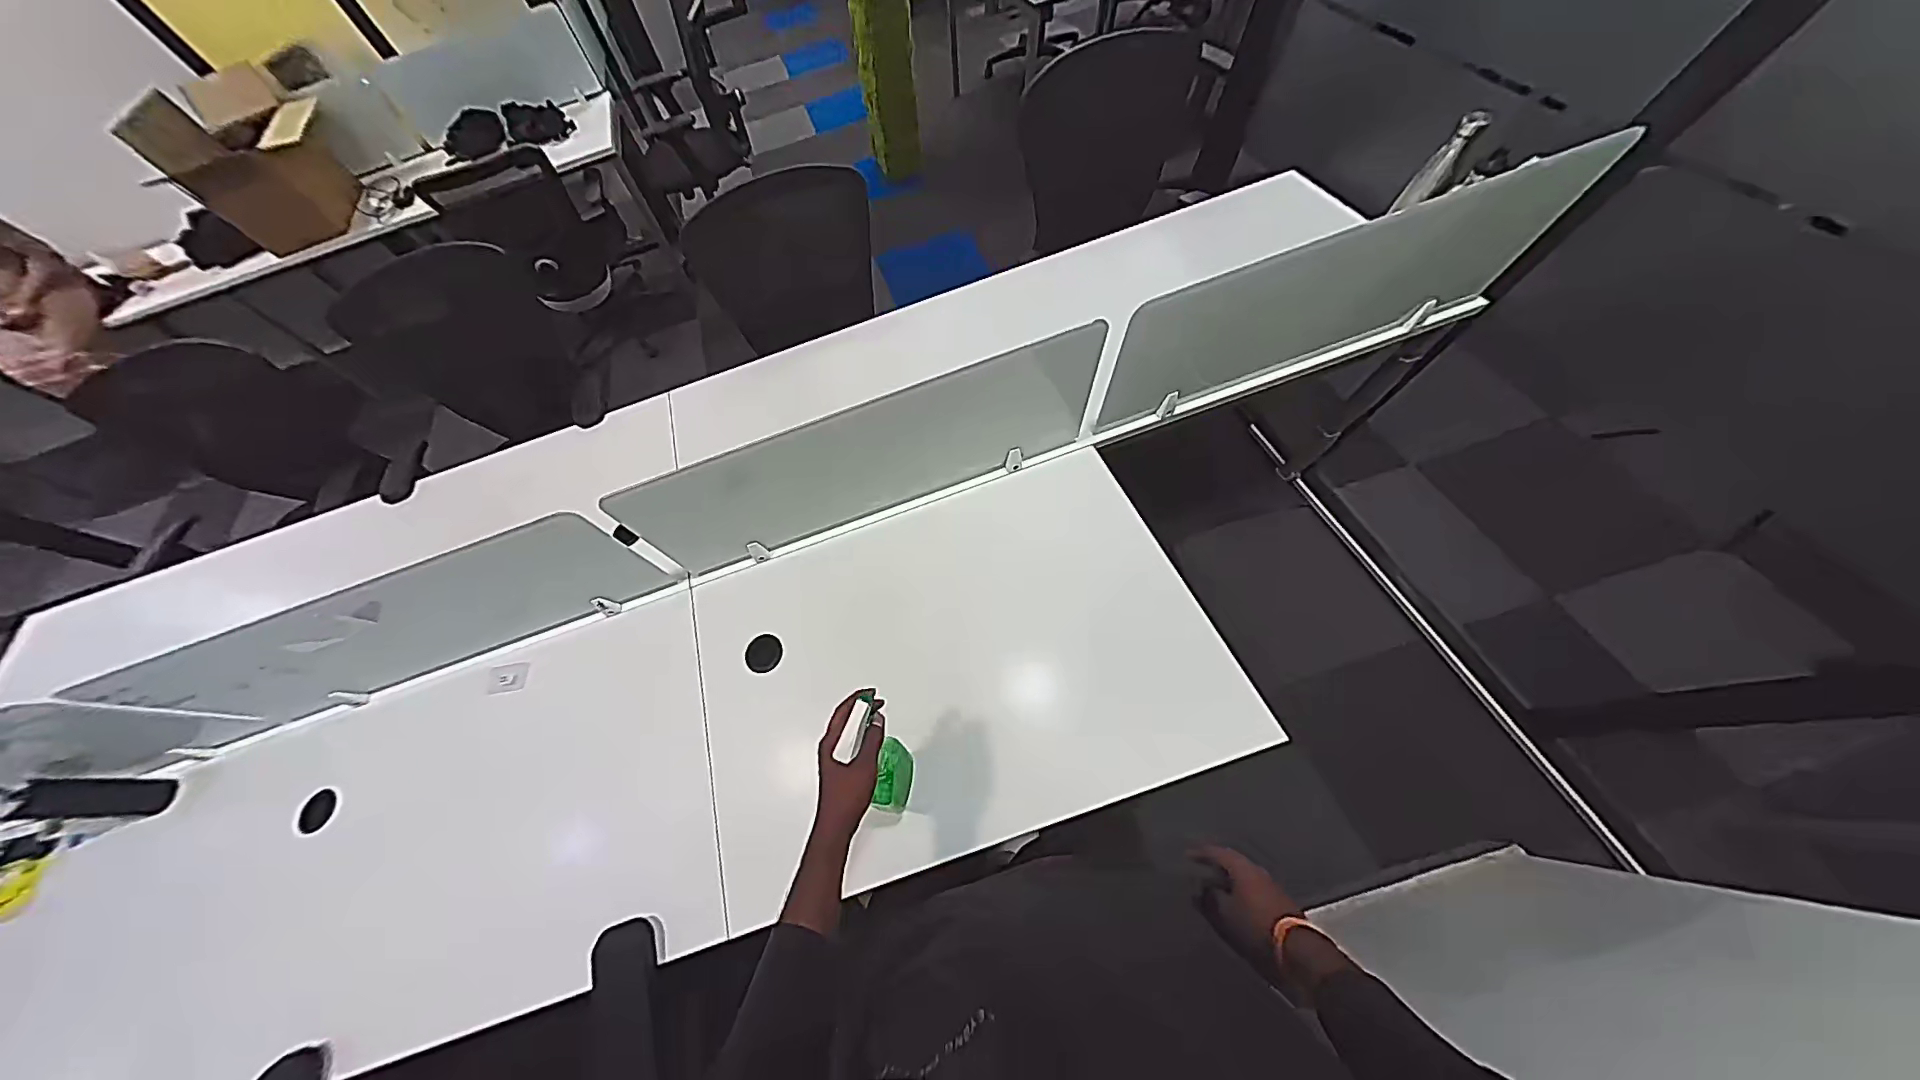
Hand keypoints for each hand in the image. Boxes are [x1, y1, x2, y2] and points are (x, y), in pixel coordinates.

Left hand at [812, 689, 884, 846]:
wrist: (836, 825)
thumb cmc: (845, 799)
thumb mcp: (864, 766)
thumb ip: (872, 741)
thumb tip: (876, 721)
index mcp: (831, 744)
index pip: (843, 712)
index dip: (858, 699)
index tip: (871, 693)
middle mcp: (829, 749)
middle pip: (843, 719)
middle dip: (859, 706)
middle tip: (874, 699)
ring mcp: (832, 759)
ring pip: (846, 730)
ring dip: (860, 719)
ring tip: (873, 713)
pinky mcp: (838, 768)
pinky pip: (849, 741)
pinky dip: (860, 733)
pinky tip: (869, 737)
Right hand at [1190, 844, 1301, 957]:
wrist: (1297, 951)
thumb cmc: (1255, 926)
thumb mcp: (1225, 914)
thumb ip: (1210, 898)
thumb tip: (1202, 888)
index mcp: (1244, 869)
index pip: (1219, 852)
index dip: (1202, 853)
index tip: (1188, 855)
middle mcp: (1258, 872)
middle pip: (1233, 862)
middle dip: (1216, 865)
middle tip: (1201, 869)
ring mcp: (1271, 887)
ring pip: (1244, 876)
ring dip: (1229, 879)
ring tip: (1214, 886)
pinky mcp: (1279, 902)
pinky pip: (1252, 889)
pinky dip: (1239, 890)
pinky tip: (1234, 901)